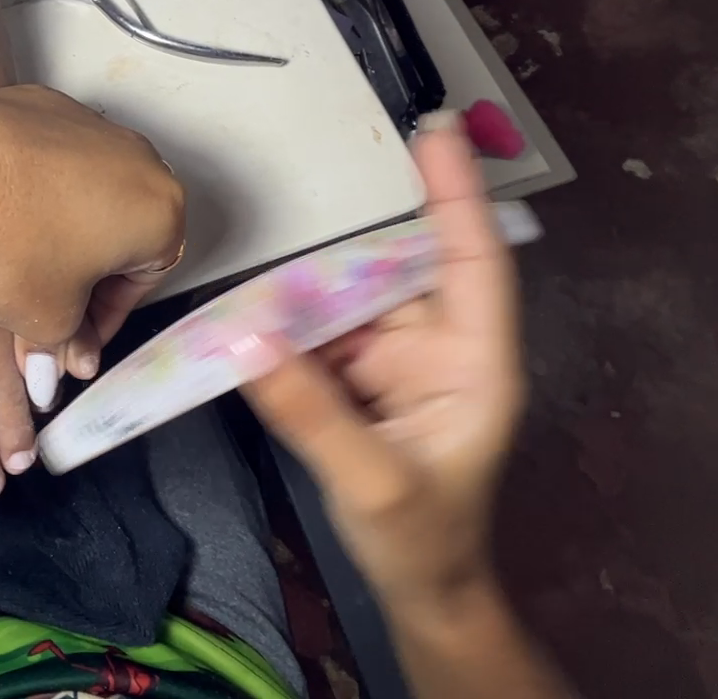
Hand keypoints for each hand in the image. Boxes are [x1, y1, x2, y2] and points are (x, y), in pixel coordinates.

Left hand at [0, 85, 185, 356]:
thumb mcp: (45, 318)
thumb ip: (69, 342)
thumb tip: (64, 355)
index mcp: (159, 208)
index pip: (146, 276)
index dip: (106, 315)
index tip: (75, 333)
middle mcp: (133, 154)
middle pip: (118, 229)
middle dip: (83, 276)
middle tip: (45, 307)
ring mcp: (83, 121)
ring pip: (83, 191)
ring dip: (57, 232)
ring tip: (10, 263)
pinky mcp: (36, 103)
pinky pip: (47, 157)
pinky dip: (29, 190)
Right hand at [237, 112, 522, 607]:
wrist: (415, 583)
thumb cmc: (422, 539)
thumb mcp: (372, 482)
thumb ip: (311, 412)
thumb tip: (244, 339)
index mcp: (472, 361)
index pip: (471, 261)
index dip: (456, 194)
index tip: (435, 134)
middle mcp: (433, 344)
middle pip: (396, 264)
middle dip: (357, 223)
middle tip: (308, 176)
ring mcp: (388, 354)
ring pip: (344, 291)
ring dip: (304, 271)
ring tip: (261, 243)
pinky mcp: (349, 369)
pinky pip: (313, 323)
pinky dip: (281, 310)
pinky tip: (250, 301)